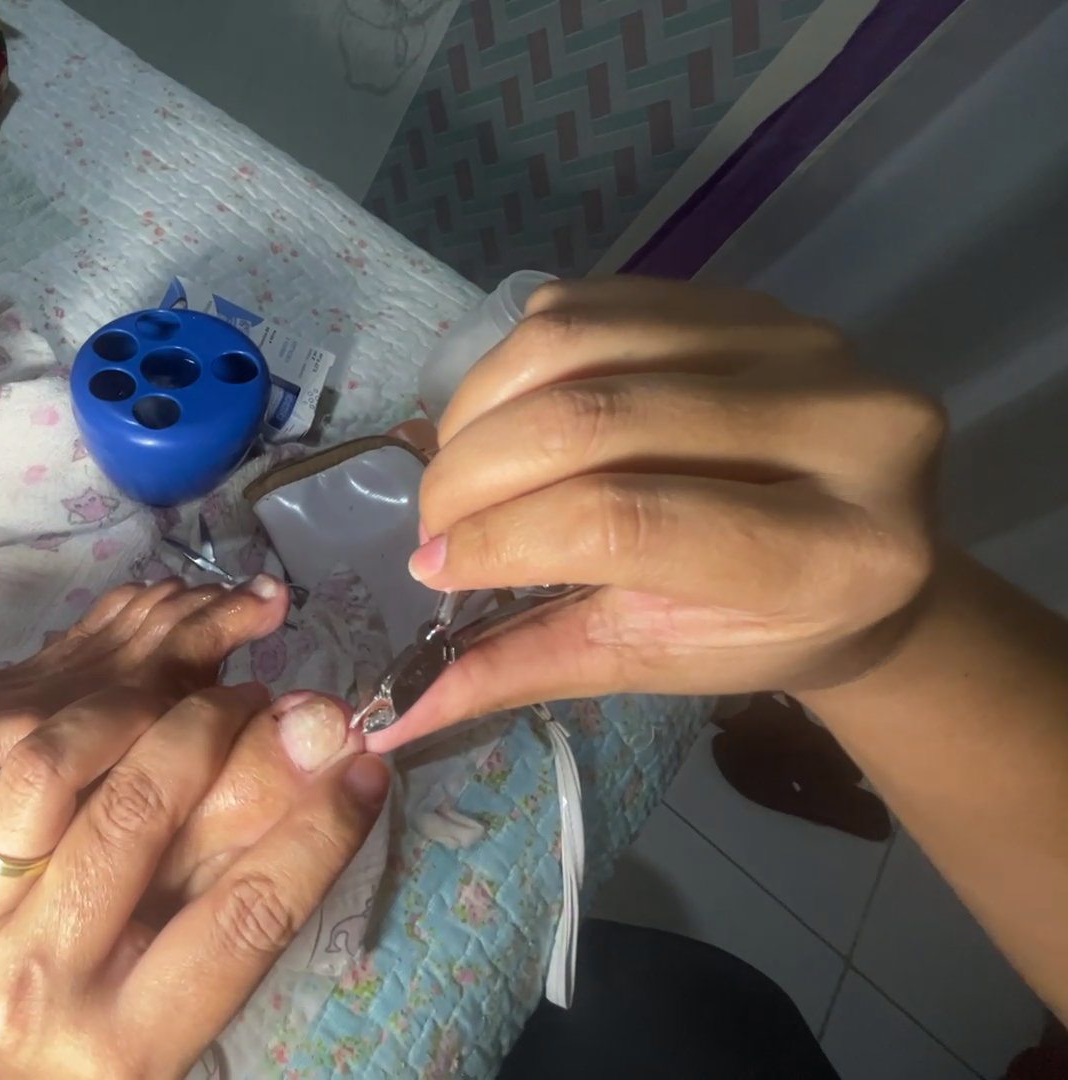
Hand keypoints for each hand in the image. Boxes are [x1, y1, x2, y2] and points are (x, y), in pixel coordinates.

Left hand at [0, 686, 388, 1079]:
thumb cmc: (111, 1041)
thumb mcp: (189, 991)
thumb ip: (247, 875)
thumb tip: (325, 748)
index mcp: (127, 1043)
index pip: (243, 916)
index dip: (318, 824)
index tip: (359, 755)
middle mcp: (34, 981)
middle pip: (136, 814)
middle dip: (212, 729)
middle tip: (250, 700)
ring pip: (47, 765)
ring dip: (124, 709)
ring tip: (165, 701)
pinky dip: (30, 719)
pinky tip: (78, 725)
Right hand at [371, 277, 944, 750]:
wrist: (854, 545)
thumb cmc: (747, 626)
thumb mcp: (635, 662)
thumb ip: (513, 673)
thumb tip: (388, 722)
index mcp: (830, 552)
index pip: (617, 522)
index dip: (496, 541)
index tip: (433, 567)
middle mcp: (841, 424)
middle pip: (583, 422)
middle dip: (465, 476)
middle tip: (435, 522)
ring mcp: (796, 343)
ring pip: (568, 345)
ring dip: (472, 410)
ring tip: (459, 467)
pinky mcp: (741, 301)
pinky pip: (580, 306)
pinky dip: (505, 363)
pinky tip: (500, 415)